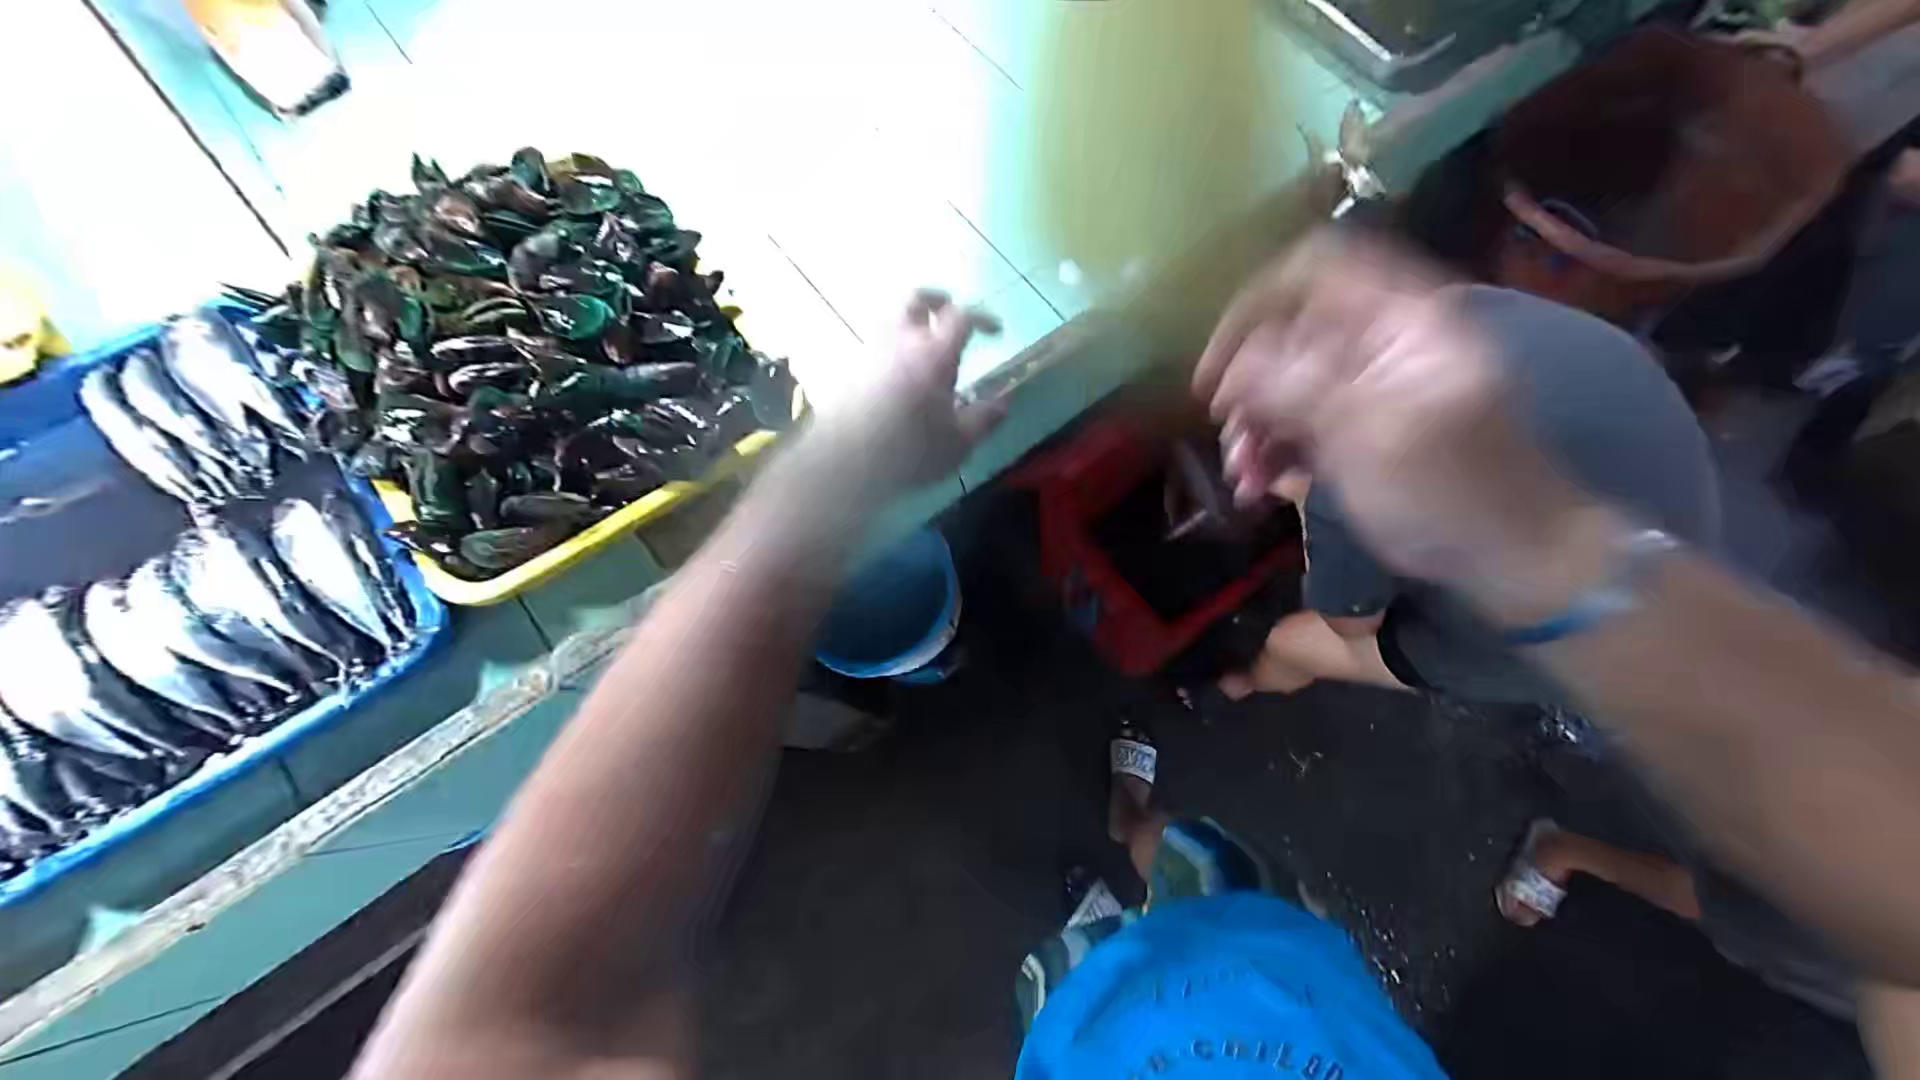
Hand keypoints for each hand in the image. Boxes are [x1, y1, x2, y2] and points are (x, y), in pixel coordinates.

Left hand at [811, 289, 1005, 494]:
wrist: (846, 460)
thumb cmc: (910, 451)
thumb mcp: (958, 442)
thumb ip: (984, 419)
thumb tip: (1004, 402)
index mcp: (934, 354)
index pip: (962, 317)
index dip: (982, 318)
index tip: (995, 331)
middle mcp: (901, 342)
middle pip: (916, 299)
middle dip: (936, 299)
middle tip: (947, 309)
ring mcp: (870, 352)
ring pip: (889, 319)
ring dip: (908, 323)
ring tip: (919, 342)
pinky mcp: (848, 369)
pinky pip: (872, 346)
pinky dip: (888, 349)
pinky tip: (893, 372)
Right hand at [1194, 231, 1609, 613]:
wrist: (1506, 554)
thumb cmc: (1453, 488)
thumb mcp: (1375, 434)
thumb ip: (1301, 391)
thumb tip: (1235, 368)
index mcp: (1396, 322)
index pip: (1313, 273)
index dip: (1255, 308)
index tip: (1218, 368)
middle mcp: (1370, 347)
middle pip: (1282, 339)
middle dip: (1246, 389)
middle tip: (1229, 435)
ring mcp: (1356, 391)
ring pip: (1277, 389)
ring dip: (1250, 431)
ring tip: (1243, 478)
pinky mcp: (1345, 433)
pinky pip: (1288, 429)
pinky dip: (1266, 456)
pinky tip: (1256, 490)